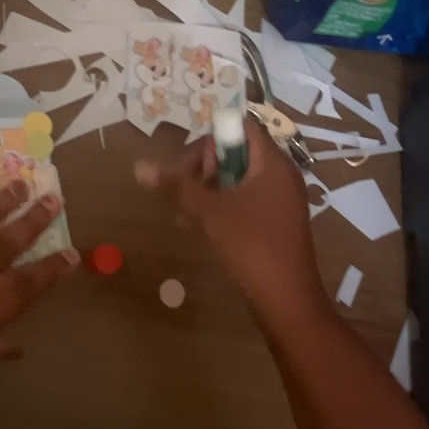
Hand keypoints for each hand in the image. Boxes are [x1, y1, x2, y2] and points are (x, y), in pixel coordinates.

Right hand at [137, 118, 328, 323]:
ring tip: (186, 211)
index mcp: (273, 163)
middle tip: (186, 188)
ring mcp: (283, 199)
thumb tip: (140, 167)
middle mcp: (282, 174)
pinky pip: (248, 198)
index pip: (243, 126)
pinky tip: (202, 225)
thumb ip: (177, 186)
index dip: (213, 135)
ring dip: (210, 188)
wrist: (289, 302)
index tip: (190, 160)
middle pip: (239, 150)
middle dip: (207, 165)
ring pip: (240, 177)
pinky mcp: (279, 221)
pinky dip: (225, 204)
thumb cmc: (252, 246)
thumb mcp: (209, 212)